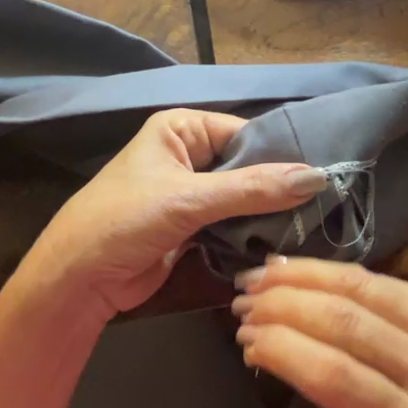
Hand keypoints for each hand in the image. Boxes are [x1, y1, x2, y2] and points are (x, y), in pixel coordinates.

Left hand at [19, 110, 329, 320]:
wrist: (79, 278)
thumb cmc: (124, 221)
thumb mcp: (189, 199)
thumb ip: (252, 189)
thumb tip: (317, 177)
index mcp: (181, 128)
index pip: (245, 133)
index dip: (282, 154)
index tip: (326, 175)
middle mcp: (187, 154)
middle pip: (247, 166)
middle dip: (279, 187)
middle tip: (328, 205)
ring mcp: (190, 192)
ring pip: (243, 197)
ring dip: (268, 214)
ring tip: (316, 225)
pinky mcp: (193, 227)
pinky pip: (232, 223)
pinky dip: (253, 233)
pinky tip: (286, 243)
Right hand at [233, 257, 407, 407]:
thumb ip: (331, 392)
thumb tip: (267, 346)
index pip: (338, 374)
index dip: (284, 349)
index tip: (245, 338)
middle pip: (345, 322)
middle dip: (284, 306)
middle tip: (242, 303)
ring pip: (359, 288)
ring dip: (300, 277)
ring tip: (258, 277)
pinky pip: (375, 280)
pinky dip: (328, 272)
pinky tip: (296, 268)